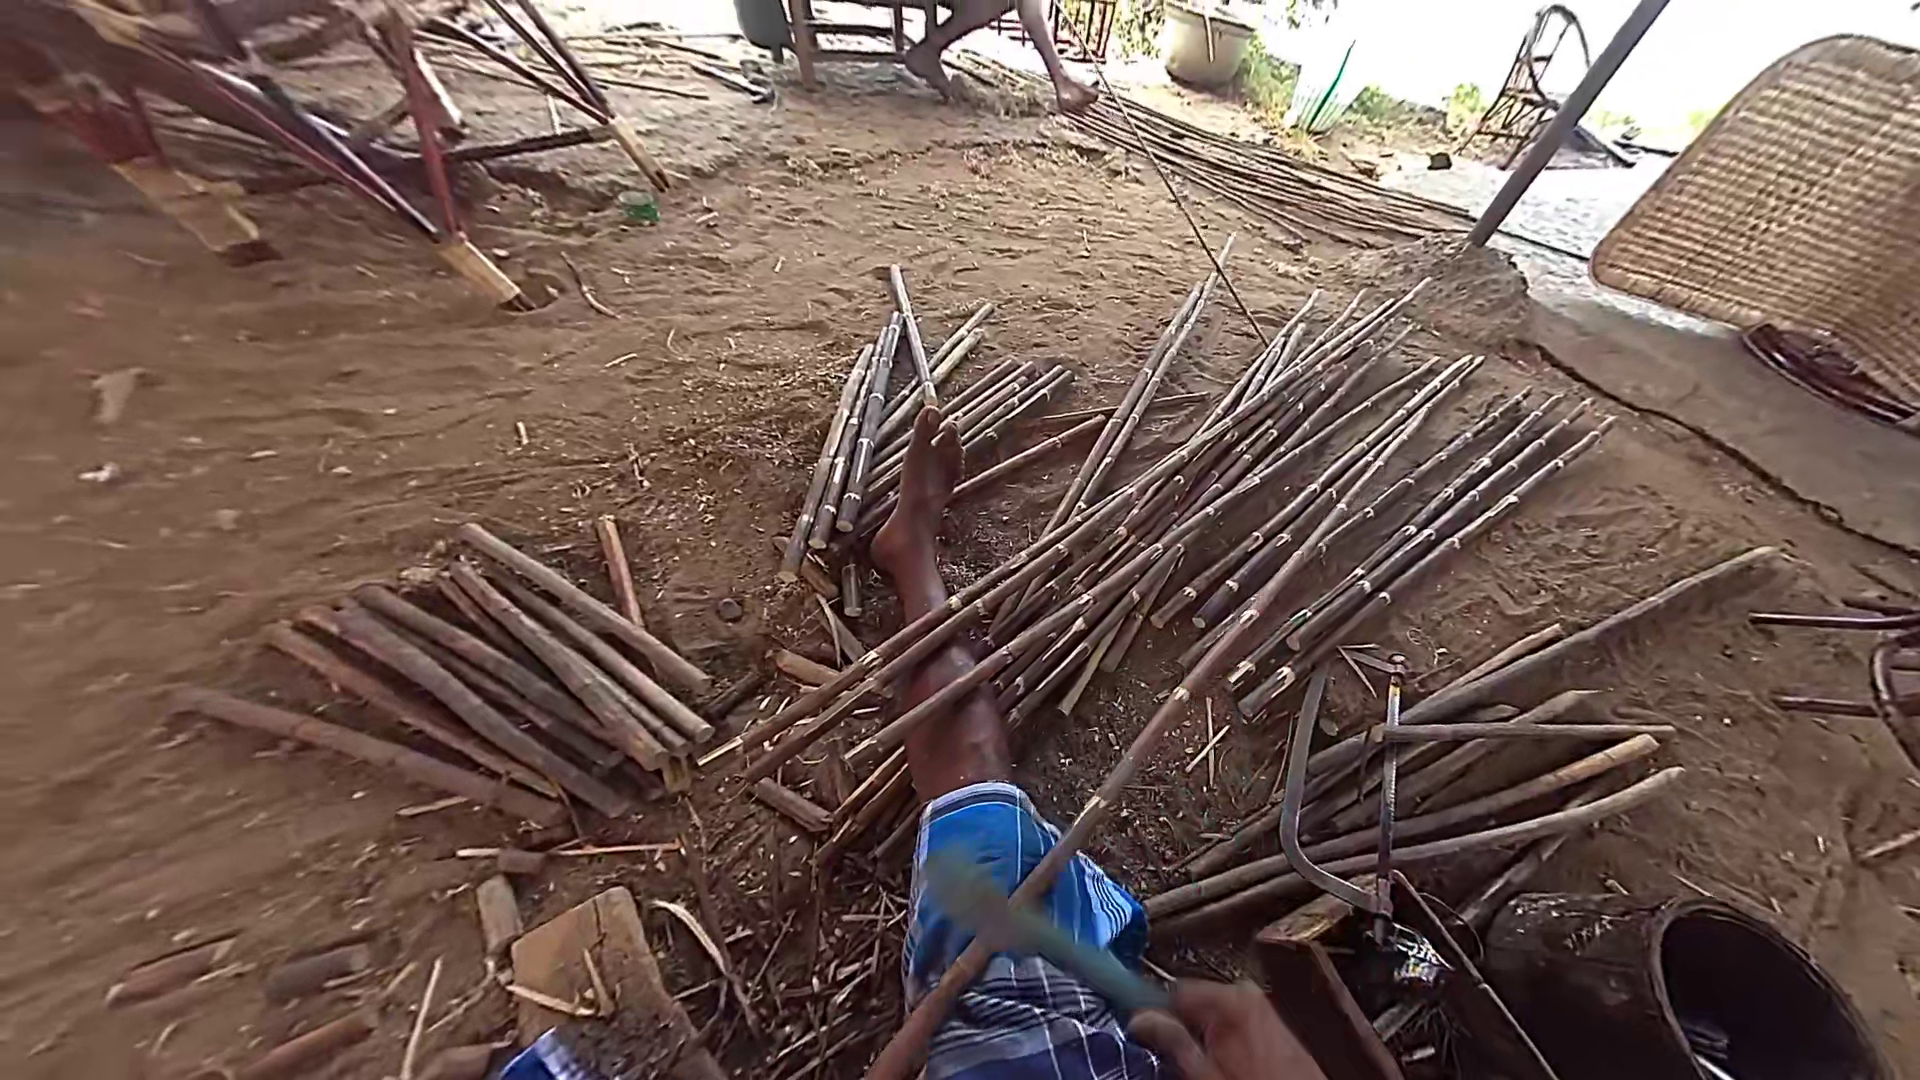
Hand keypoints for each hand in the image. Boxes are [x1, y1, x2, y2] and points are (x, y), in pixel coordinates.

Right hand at [1128, 979, 1326, 1079]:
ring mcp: (1263, 1007)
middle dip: (1185, 1029)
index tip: (1150, 1039)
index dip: (1159, 1016)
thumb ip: (1172, 1040)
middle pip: (1194, 1001)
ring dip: (1205, 1037)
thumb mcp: (1206, 1077)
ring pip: (1214, 1015)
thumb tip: (1137, 1017)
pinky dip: (1226, 1041)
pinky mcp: (1274, 1024)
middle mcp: (1245, 991)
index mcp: (1228, 998)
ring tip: (1211, 1072)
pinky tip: (1231, 1070)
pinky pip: (1235, 1023)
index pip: (1173, 991)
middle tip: (1185, 1065)